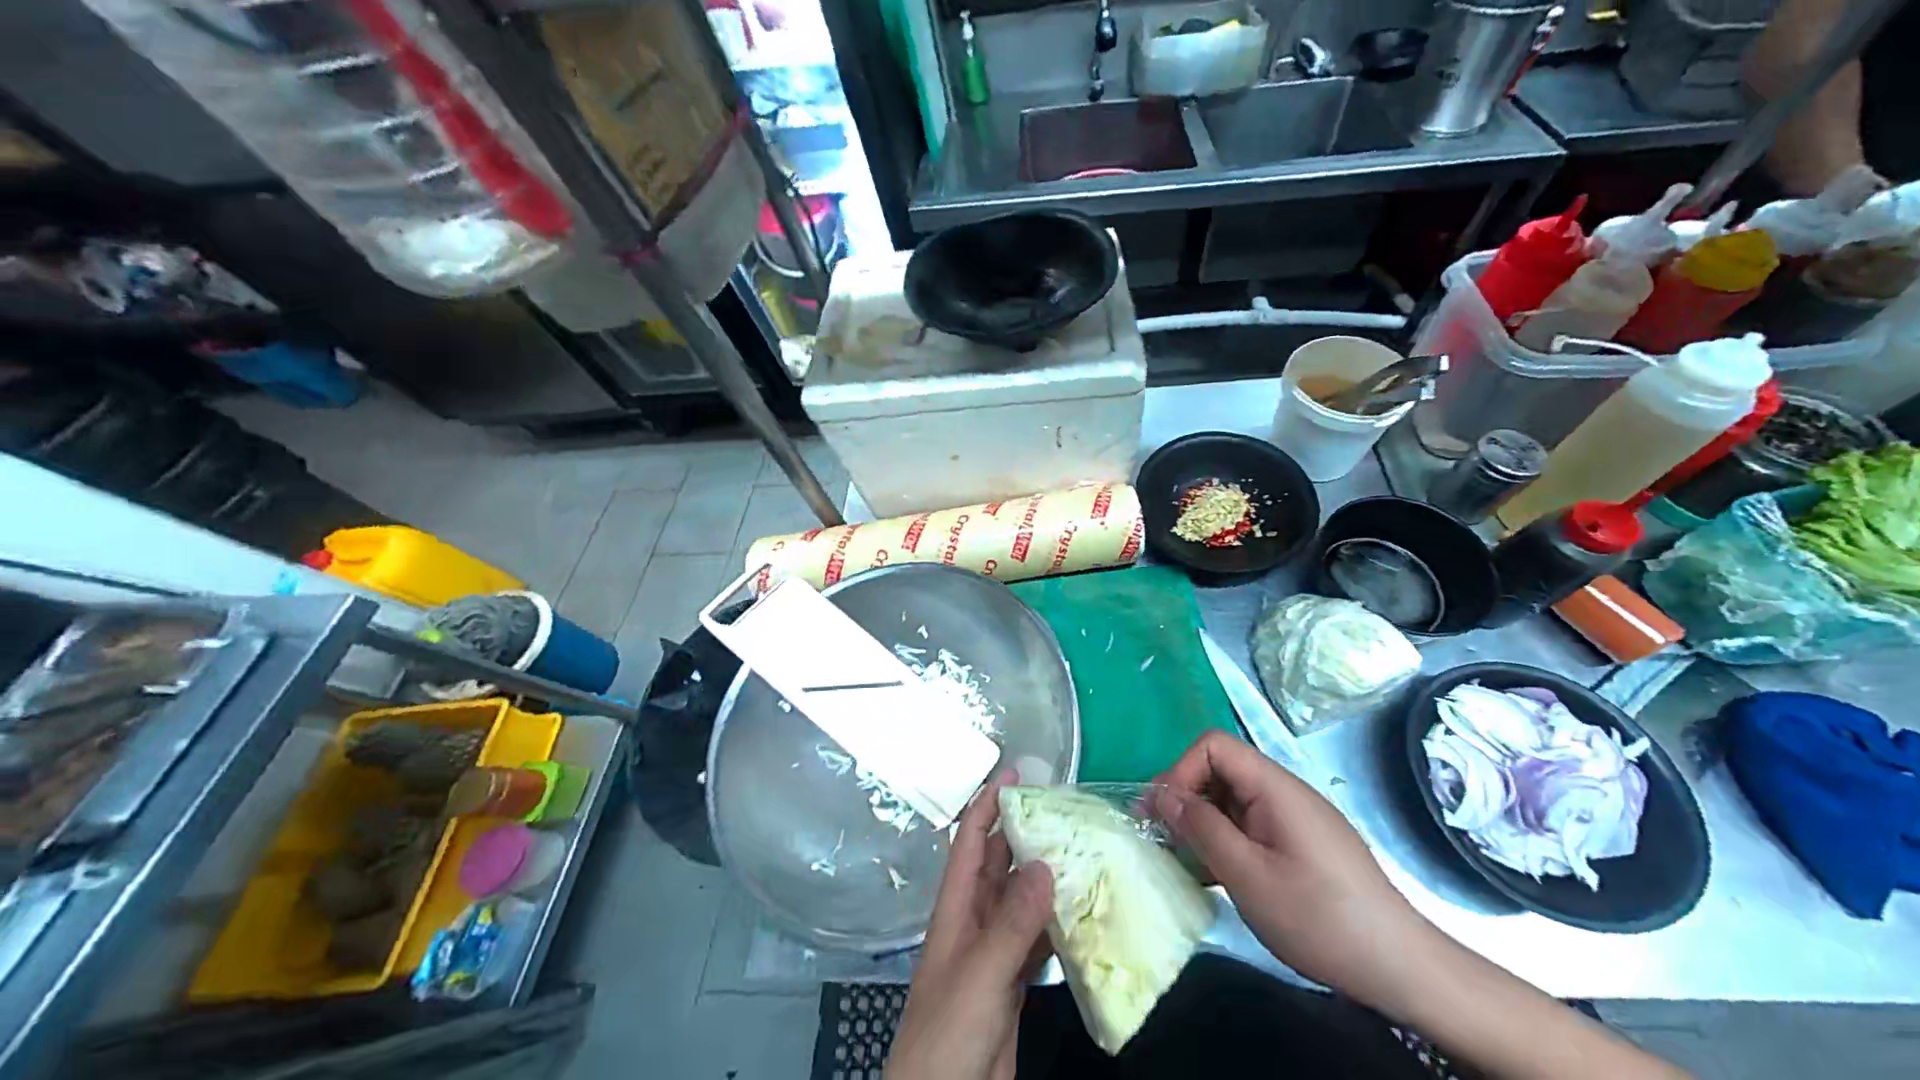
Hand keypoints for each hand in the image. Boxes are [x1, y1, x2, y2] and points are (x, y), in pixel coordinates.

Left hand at [886, 771, 1052, 1079]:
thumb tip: (1045, 863)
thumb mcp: (979, 973)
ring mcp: (994, 952)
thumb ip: (1012, 922)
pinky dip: (1056, 920)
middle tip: (1063, 807)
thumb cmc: (947, 1031)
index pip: (969, 843)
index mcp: (956, 909)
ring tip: (1082, 848)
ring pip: (1021, 899)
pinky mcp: (1014, 981)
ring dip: (1045, 875)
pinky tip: (1082, 909)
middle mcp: (974, 921)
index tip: (1012, 773)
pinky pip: (1037, 938)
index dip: (987, 805)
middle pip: (998, 864)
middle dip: (1022, 832)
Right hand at [1153, 731, 1431, 1012]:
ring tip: (1184, 862)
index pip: (1214, 746)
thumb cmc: (1319, 918)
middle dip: (1186, 798)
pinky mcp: (1299, 845)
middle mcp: (1284, 793)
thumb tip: (1163, 796)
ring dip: (1202, 824)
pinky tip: (1215, 877)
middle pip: (1220, 770)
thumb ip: (1201, 829)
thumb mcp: (1248, 875)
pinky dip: (1224, 842)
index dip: (1181, 771)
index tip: (1164, 814)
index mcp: (1275, 788)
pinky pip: (1249, 826)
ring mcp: (1293, 819)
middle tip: (1162, 839)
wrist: (1400, 967)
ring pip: (1231, 801)